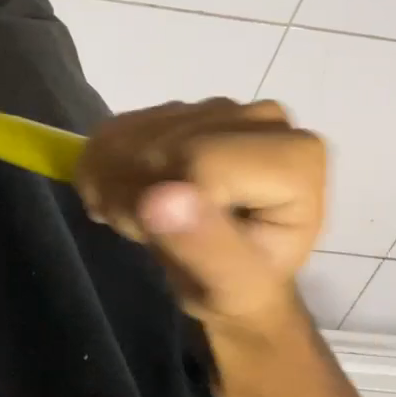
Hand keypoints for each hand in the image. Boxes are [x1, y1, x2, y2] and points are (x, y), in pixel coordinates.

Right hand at [76, 98, 325, 327]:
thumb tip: (161, 198)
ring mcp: (221, 109)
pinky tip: (118, 196)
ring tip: (130, 219)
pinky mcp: (183, 109)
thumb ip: (204, 246)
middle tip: (135, 231)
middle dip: (129, 194)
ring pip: (134, 134)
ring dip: (110, 184)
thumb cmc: (237, 287)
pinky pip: (119, 128)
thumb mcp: (229, 287)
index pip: (198, 162)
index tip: (146, 238)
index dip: (157, 203)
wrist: (224, 275)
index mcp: (295, 157)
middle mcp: (264, 119)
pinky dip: (99, 167)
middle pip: (163, 144)